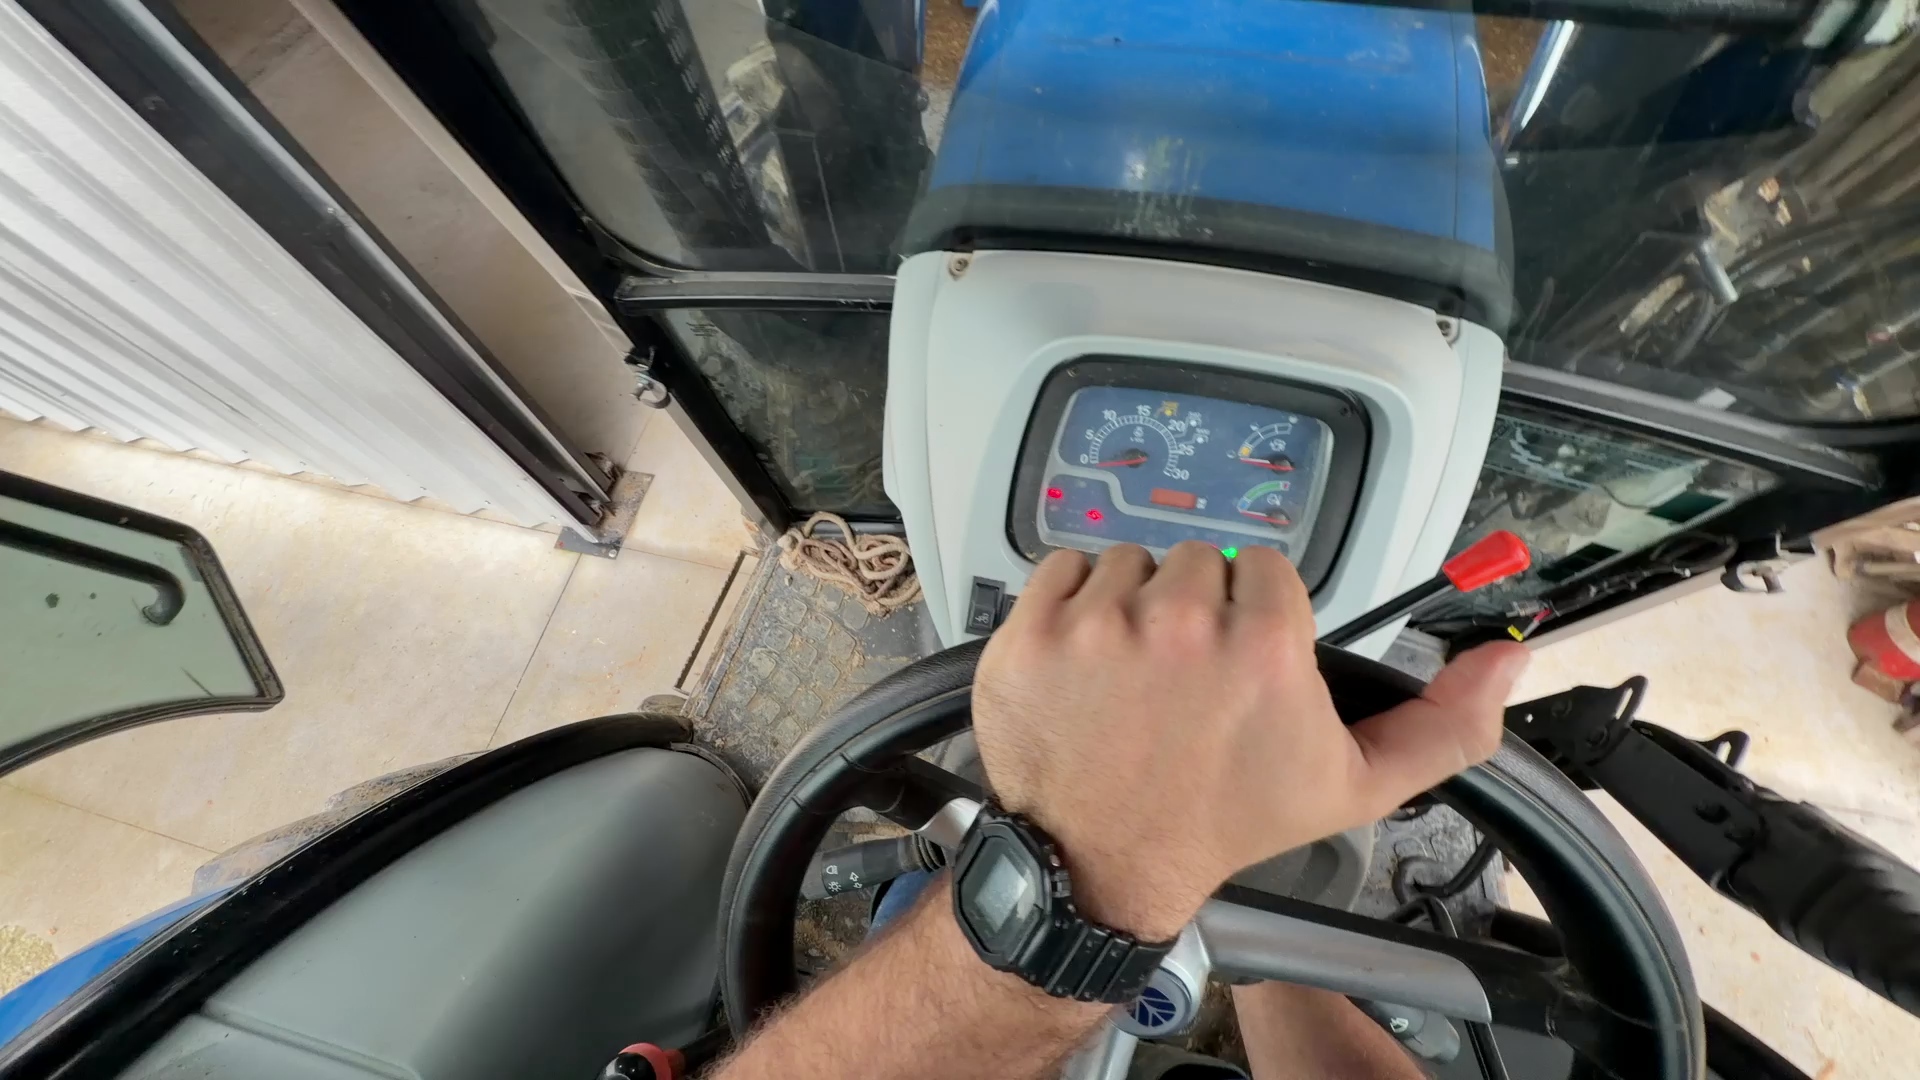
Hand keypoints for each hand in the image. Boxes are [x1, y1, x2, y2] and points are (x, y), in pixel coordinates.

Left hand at [971, 541, 1529, 940]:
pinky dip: (1068, 598)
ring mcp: (1095, 621)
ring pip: (1127, 562)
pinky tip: (1080, 656)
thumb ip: (1444, 724)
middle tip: (1178, 675)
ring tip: (1128, 674)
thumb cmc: (1219, 820)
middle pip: (1195, 560)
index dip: (1250, 613)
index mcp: (1264, 644)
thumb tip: (1507, 655)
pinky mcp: (1031, 628)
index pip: (1264, 568)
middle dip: (1191, 606)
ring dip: (1129, 604)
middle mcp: (1179, 620)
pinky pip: (1060, 566)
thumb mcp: (1351, 787)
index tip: (1234, 657)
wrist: (1100, 858)